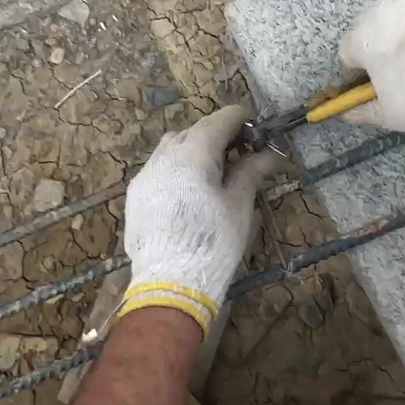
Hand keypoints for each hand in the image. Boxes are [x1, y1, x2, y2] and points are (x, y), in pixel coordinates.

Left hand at [116, 104, 277, 332]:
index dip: (243, 121)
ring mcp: (146, 173)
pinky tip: (187, 194)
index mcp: (195, 151)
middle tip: (240, 155)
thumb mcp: (239, 205)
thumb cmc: (213, 243)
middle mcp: (166, 153)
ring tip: (212, 174)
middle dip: (219, 136)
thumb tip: (269, 153)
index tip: (258, 133)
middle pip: (196, 130)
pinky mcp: (135, 193)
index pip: (221, 118)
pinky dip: (176, 169)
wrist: (169, 286)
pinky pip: (159, 168)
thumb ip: (251, 172)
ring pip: (173, 146)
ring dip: (194, 150)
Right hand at [338, 0, 404, 133]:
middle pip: (371, 30)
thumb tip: (348, 114)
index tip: (373, 88)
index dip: (358, 73)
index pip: (347, 54)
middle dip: (380, 49)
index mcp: (360, 38)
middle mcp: (379, 11)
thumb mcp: (390, 113)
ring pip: (399, 18)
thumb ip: (364, 111)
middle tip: (401, 75)